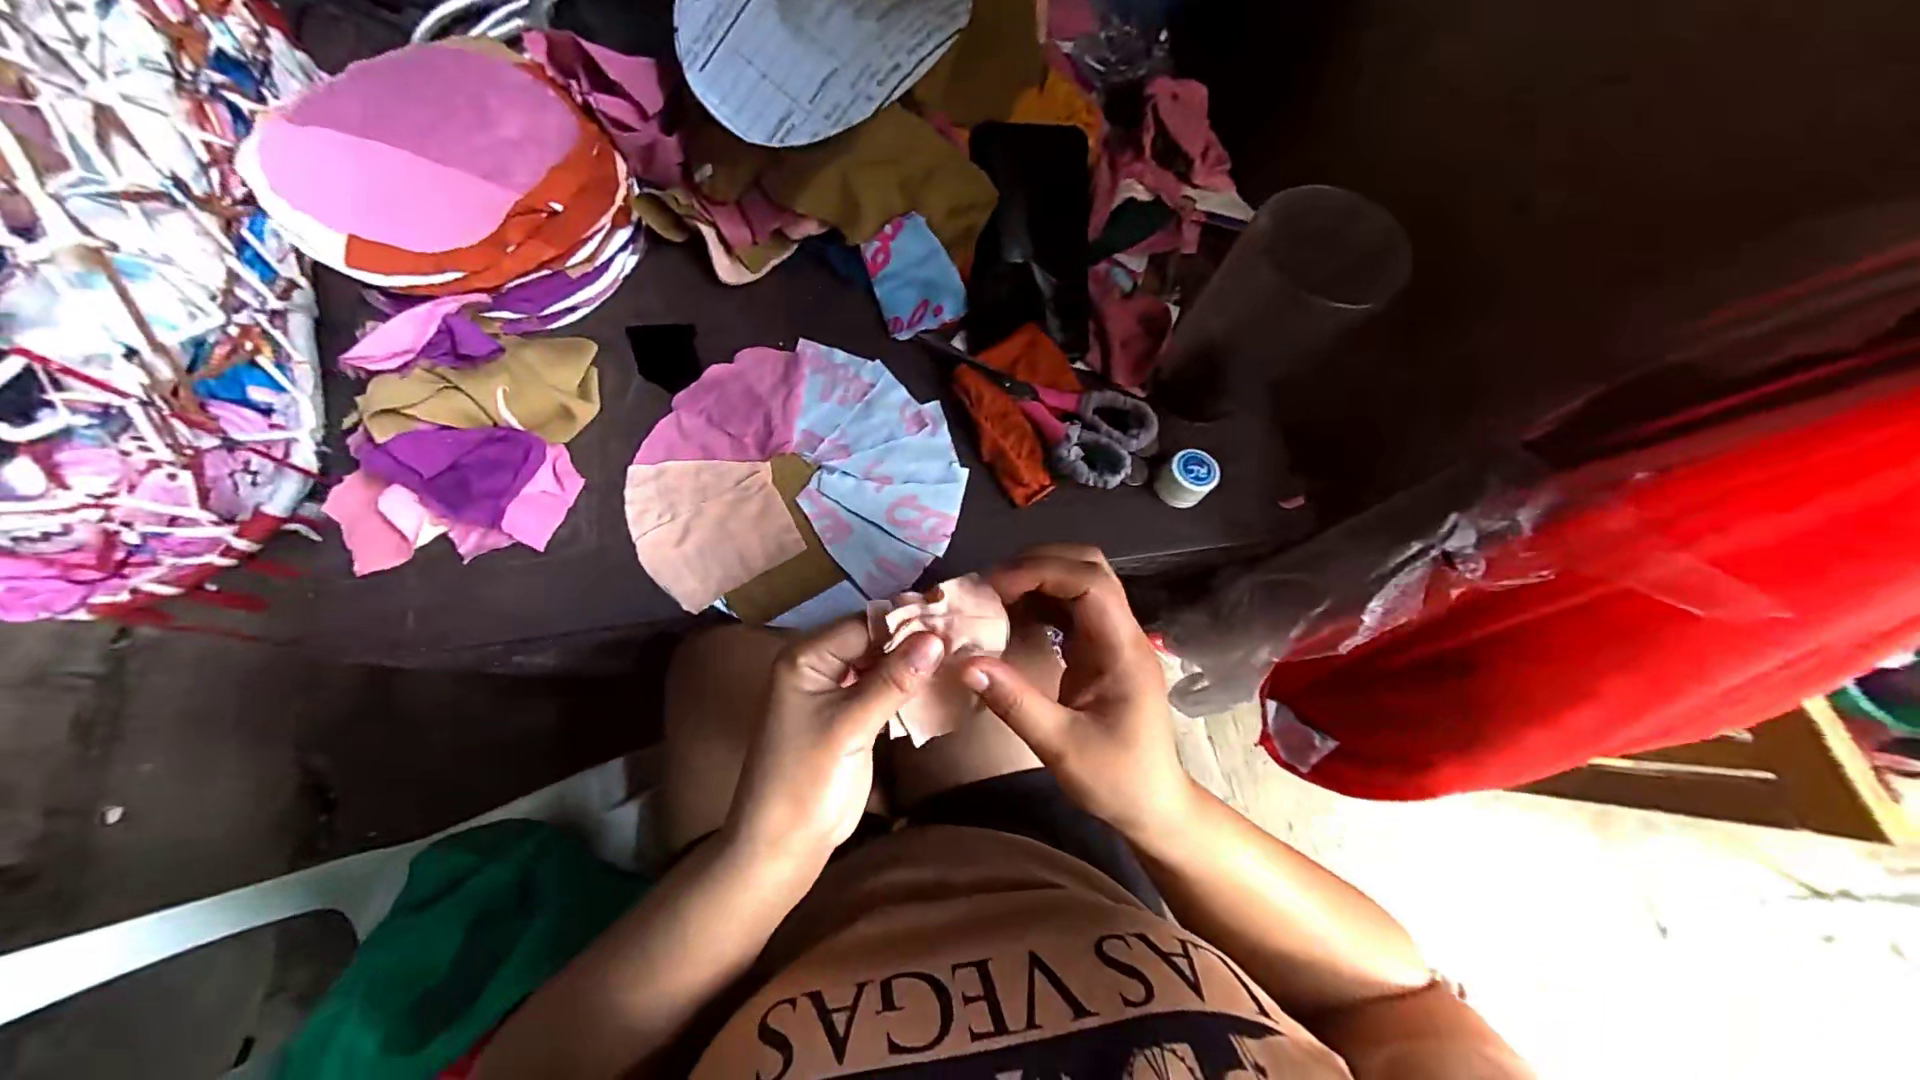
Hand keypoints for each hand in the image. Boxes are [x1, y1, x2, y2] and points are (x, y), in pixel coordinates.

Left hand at [724, 617, 944, 871]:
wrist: (783, 846)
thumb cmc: (806, 780)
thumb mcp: (850, 726)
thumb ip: (894, 680)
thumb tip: (936, 638)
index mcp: (806, 658)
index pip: (863, 625)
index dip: (906, 623)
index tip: (952, 621)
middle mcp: (818, 667)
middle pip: (872, 641)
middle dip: (912, 641)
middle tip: (962, 637)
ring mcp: (834, 693)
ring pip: (880, 665)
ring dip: (913, 664)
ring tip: (959, 654)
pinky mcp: (850, 718)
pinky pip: (881, 690)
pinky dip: (906, 688)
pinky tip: (939, 683)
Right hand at [958, 545, 1193, 837]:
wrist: (1155, 804)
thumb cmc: (1117, 779)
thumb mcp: (1061, 747)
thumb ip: (1015, 702)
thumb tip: (966, 664)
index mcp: (1123, 649)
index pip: (1090, 582)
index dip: (1040, 571)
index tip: (995, 586)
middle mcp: (1123, 633)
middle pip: (1089, 568)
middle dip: (1038, 564)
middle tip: (990, 585)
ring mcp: (1115, 639)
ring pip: (1080, 582)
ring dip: (1037, 580)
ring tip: (994, 596)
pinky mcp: (1102, 651)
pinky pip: (1072, 608)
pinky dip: (1041, 601)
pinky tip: (1012, 616)